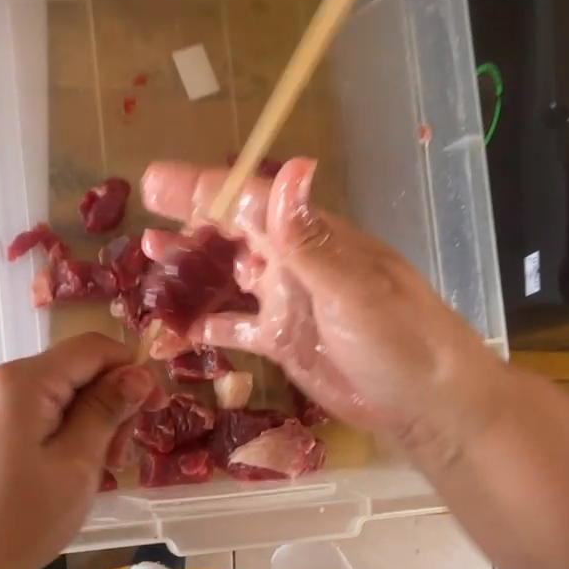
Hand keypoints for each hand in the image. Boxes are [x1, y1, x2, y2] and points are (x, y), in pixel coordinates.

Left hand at [0, 333, 164, 568]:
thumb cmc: (21, 519)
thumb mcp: (76, 466)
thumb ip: (107, 412)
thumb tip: (138, 374)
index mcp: (23, 381)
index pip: (93, 348)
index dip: (132, 371)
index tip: (156, 410)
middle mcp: (4, 380)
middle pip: (77, 369)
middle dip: (111, 402)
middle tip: (122, 457)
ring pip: (62, 393)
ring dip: (93, 422)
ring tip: (103, 470)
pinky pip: (41, 413)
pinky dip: (68, 433)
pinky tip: (77, 469)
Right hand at [141, 159, 507, 456]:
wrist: (427, 402)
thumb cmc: (400, 339)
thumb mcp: (352, 288)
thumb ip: (310, 239)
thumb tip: (292, 167)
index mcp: (311, 240)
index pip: (247, 203)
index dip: (200, 190)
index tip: (154, 182)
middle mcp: (294, 264)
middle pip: (231, 236)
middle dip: (188, 228)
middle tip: (141, 232)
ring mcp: (287, 303)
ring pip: (227, 280)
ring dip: (191, 274)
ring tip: (148, 269)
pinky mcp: (283, 341)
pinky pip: (234, 328)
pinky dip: (205, 329)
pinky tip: (175, 333)